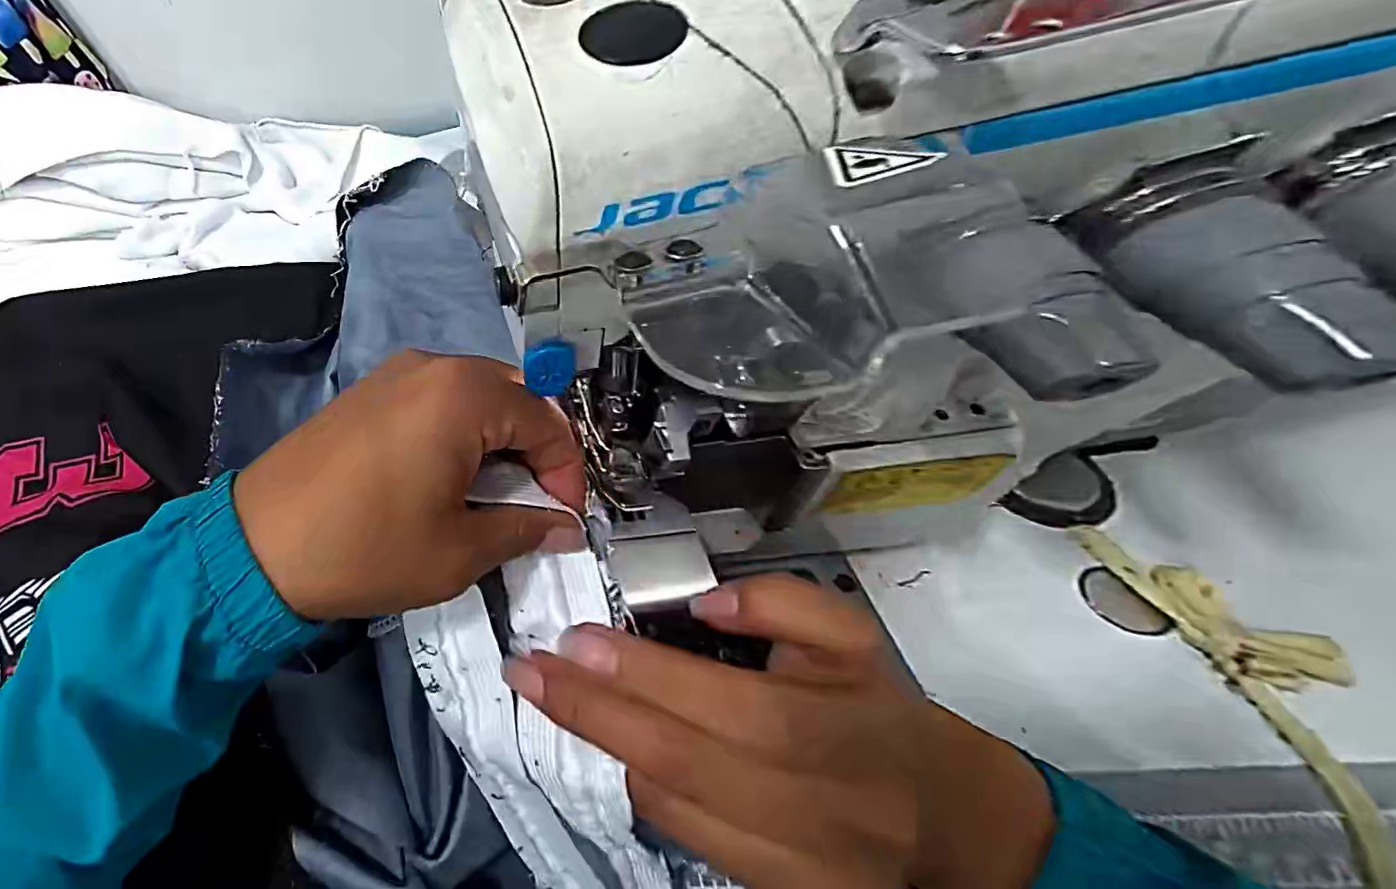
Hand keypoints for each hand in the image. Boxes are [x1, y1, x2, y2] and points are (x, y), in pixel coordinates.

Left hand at [234, 350, 585, 619]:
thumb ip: (523, 528)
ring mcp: (396, 373)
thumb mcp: (457, 550)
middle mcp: (433, 366)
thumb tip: (563, 524)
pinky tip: (448, 475)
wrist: (257, 544)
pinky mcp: (370, 389)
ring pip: (475, 395)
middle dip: (533, 450)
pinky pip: (436, 398)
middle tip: (531, 503)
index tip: (564, 518)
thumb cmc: (366, 547)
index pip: (545, 421)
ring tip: (491, 494)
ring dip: (497, 439)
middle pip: (513, 397)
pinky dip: (459, 430)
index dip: (566, 472)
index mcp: (462, 394)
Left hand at [503, 575, 1054, 888]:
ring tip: (546, 693)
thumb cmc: (878, 711)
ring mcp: (788, 863)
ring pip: (671, 803)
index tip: (576, 639)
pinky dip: (636, 783)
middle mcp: (810, 806)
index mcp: (835, 730)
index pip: (729, 707)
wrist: (941, 822)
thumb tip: (708, 604)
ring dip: (600, 744)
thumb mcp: (852, 638)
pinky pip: (684, 836)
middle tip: (526, 669)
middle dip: (590, 712)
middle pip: (681, 759)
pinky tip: (606, 740)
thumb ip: (786, 604)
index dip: (647, 675)